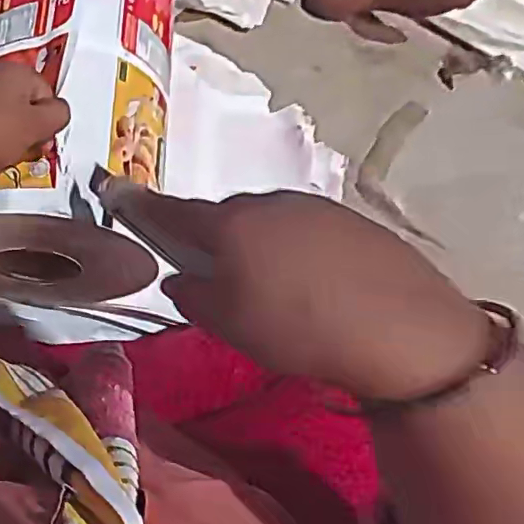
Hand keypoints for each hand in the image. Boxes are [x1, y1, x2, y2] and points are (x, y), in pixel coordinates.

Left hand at [0, 58, 70, 187]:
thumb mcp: (40, 125)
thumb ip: (60, 114)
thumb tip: (57, 112)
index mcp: (13, 69)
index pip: (47, 93)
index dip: (49, 119)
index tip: (43, 138)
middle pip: (25, 104)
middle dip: (31, 128)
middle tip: (29, 148)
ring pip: (4, 116)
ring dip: (12, 136)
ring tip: (9, 155)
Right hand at [124, 190, 495, 400]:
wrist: (408, 334)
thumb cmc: (297, 328)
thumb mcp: (228, 323)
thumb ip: (192, 295)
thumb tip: (182, 278)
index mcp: (230, 224)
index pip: (171, 211)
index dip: (140, 204)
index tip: (116, 189)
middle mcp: (269, 203)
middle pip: (222, 215)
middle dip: (210, 236)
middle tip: (212, 273)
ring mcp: (315, 208)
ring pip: (264, 221)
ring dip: (254, 243)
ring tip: (265, 284)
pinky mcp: (353, 221)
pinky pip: (301, 229)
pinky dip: (291, 248)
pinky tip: (307, 281)